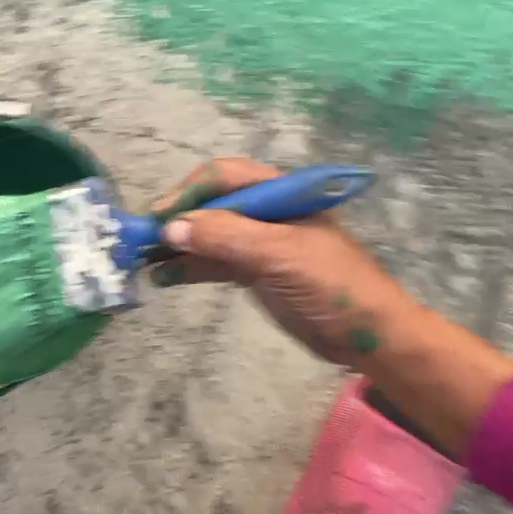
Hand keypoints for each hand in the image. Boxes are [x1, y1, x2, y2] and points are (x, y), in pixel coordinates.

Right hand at [149, 158, 422, 365]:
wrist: (370, 336)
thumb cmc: (332, 285)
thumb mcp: (280, 255)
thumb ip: (226, 236)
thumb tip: (171, 227)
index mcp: (278, 192)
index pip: (221, 177)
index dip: (187, 192)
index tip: (159, 216)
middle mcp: (263, 211)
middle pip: (209, 204)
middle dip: (176, 218)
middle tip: (142, 239)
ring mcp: (257, 242)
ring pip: (206, 234)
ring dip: (176, 244)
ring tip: (142, 260)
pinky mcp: (253, 271)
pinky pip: (212, 262)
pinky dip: (187, 268)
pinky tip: (162, 277)